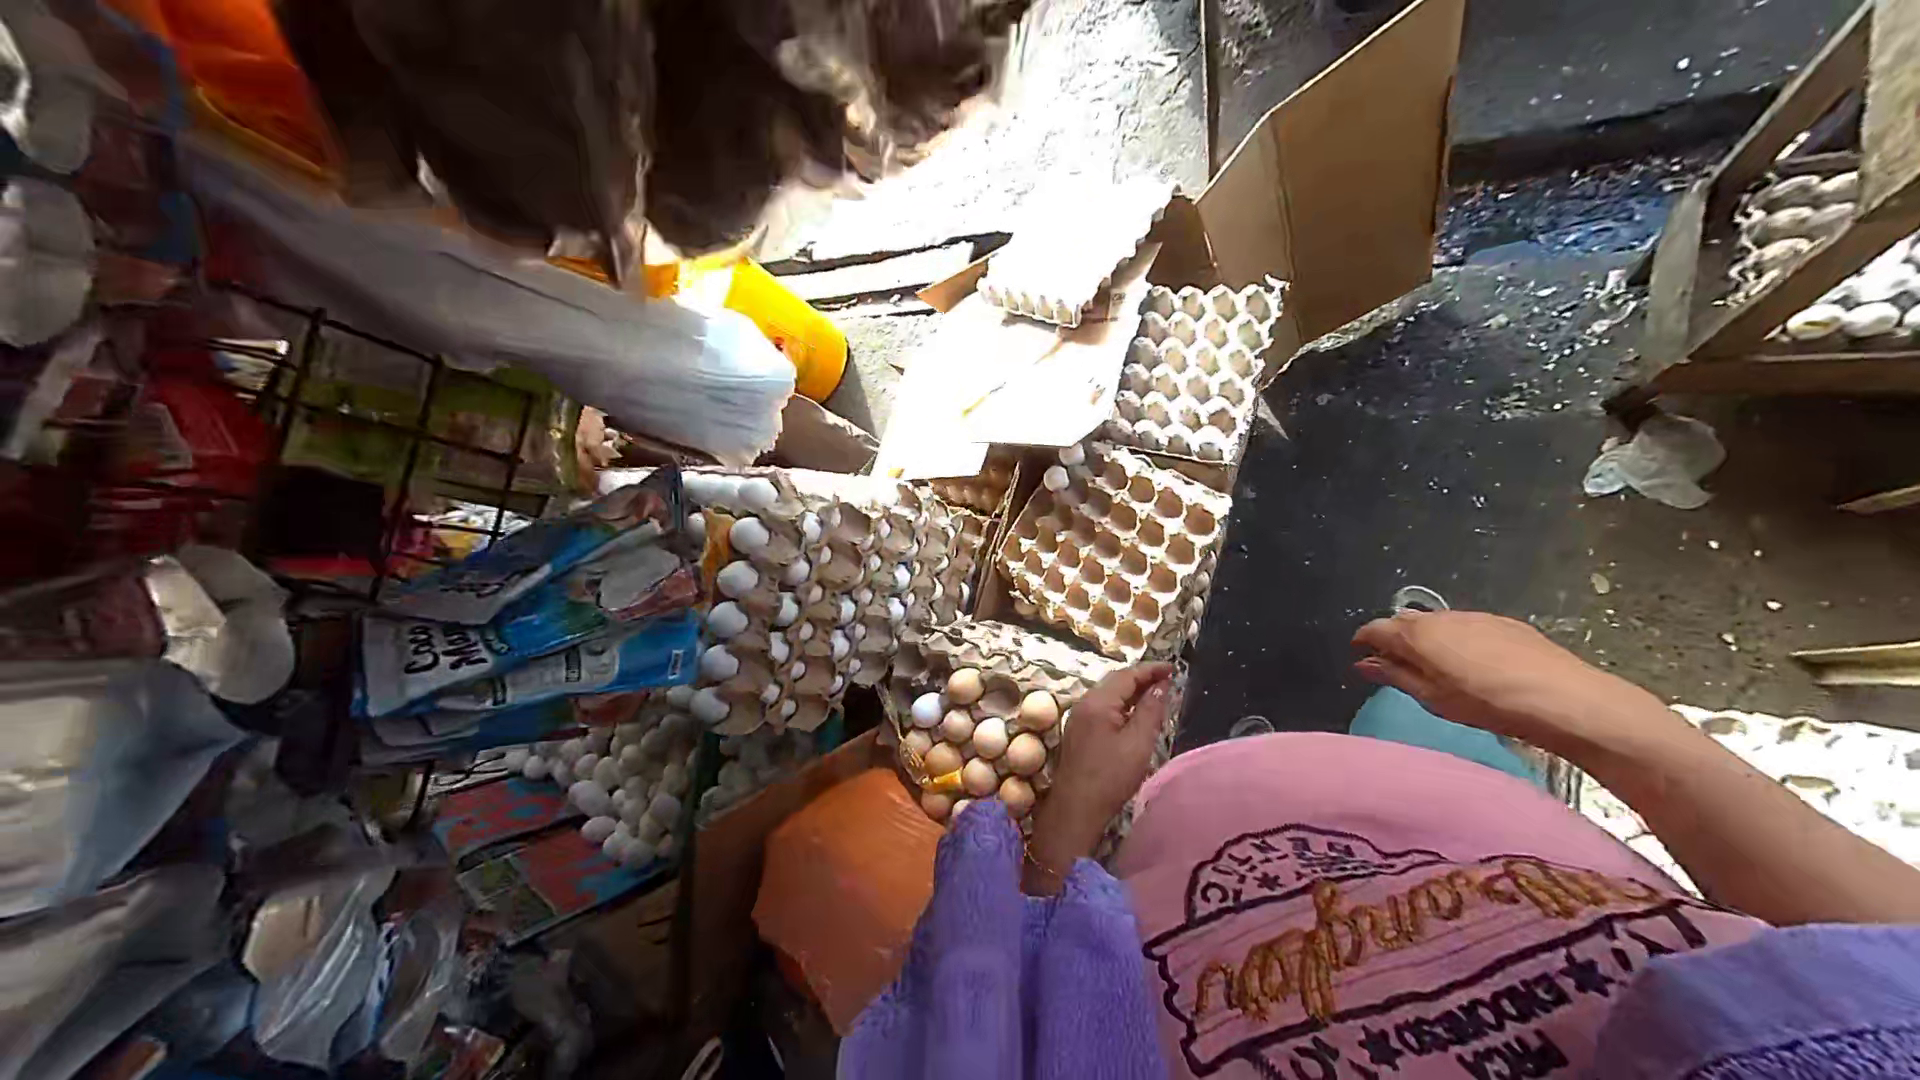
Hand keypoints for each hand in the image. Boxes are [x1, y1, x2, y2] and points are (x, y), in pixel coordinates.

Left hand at [1024, 663, 1174, 892]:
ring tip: (1156, 695)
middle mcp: (1084, 704)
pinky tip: (1134, 716)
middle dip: (1141, 678)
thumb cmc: (1110, 777)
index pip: (1127, 675)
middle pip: (1115, 682)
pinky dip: (1121, 706)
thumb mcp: (1138, 743)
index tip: (1173, 668)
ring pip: (1108, 696)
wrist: (1075, 809)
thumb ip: (1150, 711)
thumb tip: (1161, 686)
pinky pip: (1102, 709)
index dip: (1151, 670)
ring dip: (1131, 693)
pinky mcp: (1078, 732)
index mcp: (1097, 702)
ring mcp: (1078, 718)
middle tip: (1168, 680)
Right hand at [1352, 610, 1678, 759]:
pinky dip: (1455, 638)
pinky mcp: (1504, 623)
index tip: (1360, 656)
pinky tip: (1471, 663)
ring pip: (1435, 622)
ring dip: (1425, 638)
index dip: (1363, 642)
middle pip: (1403, 621)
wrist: (1568, 700)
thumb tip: (1363, 664)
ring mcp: (1474, 616)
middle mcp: (1440, 617)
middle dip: (1393, 638)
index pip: (1374, 629)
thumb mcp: (1432, 698)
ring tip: (1434, 665)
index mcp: (1416, 634)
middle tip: (1395, 664)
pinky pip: (1464, 625)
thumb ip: (1394, 676)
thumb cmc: (1489, 704)